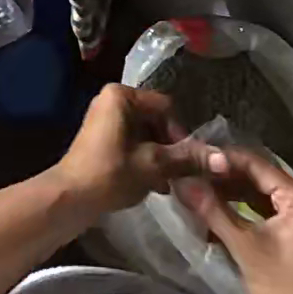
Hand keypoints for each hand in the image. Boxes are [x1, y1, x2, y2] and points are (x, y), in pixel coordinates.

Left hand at [52, 85, 204, 215]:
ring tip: (167, 182)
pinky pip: (130, 141)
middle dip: (169, 147)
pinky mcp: (99, 137)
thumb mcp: (153, 165)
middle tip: (178, 174)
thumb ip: (187, 158)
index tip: (187, 160)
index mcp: (121, 95)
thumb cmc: (110, 173)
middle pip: (154, 119)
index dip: (180, 134)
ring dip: (158, 156)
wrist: (69, 199)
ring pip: (143, 133)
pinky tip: (152, 184)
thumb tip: (224, 159)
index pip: (165, 107)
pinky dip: (143, 158)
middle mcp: (111, 99)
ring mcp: (103, 117)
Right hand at [179, 147, 292, 293]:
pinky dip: (243, 211)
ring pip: (260, 194)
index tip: (192, 157)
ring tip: (198, 191)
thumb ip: (213, 211)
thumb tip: (182, 182)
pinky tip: (218, 213)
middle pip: (258, 177)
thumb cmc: (286, 291)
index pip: (255, 163)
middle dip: (224, 177)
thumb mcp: (246, 248)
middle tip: (191, 174)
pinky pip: (266, 211)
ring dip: (231, 194)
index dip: (222, 159)